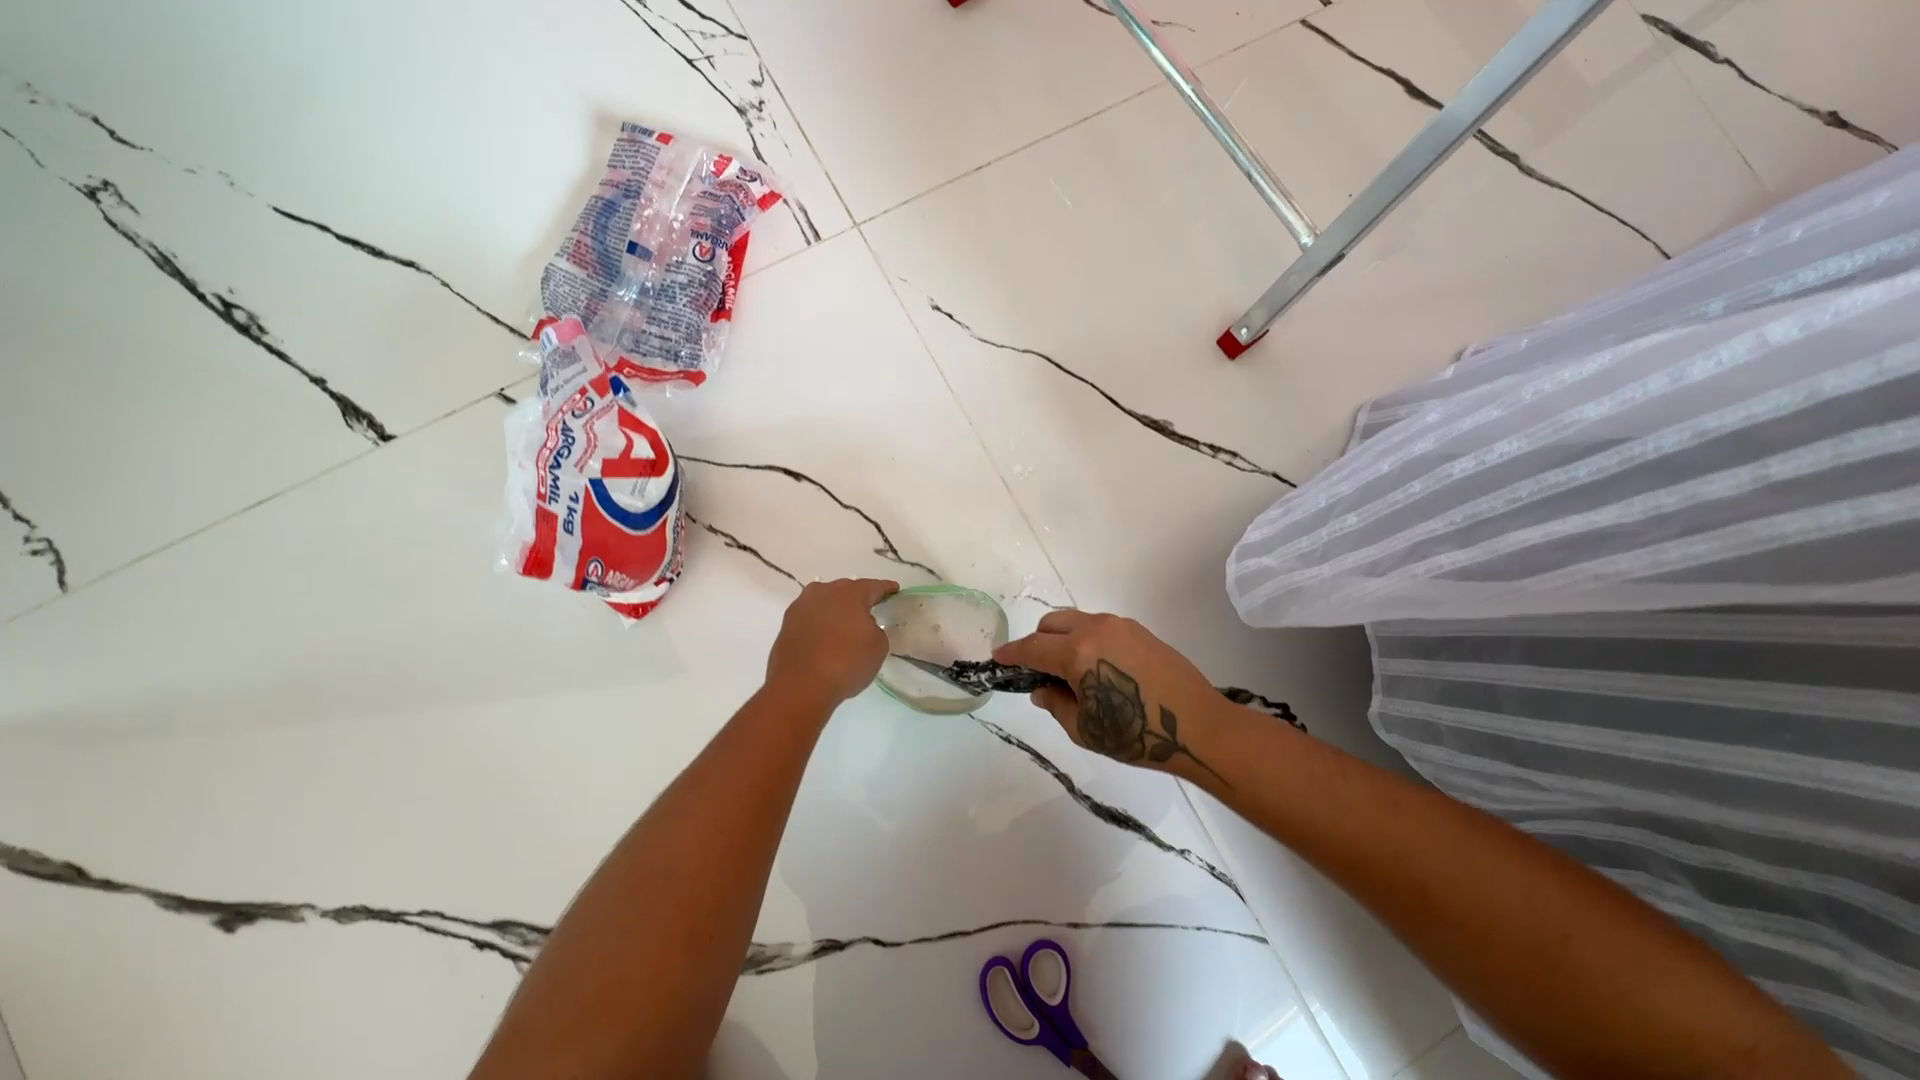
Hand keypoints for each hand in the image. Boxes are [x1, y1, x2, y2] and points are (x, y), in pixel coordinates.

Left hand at [765, 578, 898, 706]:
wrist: (801, 685)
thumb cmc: (846, 663)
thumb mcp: (878, 646)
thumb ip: (875, 629)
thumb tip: (862, 626)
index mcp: (850, 594)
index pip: (873, 586)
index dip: (886, 589)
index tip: (894, 589)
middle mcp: (823, 592)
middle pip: (846, 591)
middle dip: (858, 598)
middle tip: (869, 610)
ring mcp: (801, 607)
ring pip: (825, 602)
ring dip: (836, 610)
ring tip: (845, 624)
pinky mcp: (787, 624)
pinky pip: (811, 618)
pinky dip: (820, 624)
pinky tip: (825, 636)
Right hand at [994, 611, 1230, 785]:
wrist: (1196, 726)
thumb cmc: (1135, 734)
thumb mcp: (1084, 728)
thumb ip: (1056, 704)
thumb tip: (1042, 690)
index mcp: (1077, 652)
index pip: (1033, 648)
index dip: (1012, 654)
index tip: (997, 657)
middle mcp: (1096, 629)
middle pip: (1052, 624)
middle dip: (1038, 642)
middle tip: (1038, 672)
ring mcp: (1122, 627)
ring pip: (1078, 621)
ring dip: (1064, 639)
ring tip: (1072, 673)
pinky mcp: (1141, 632)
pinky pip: (1102, 628)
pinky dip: (1088, 641)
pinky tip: (1099, 669)